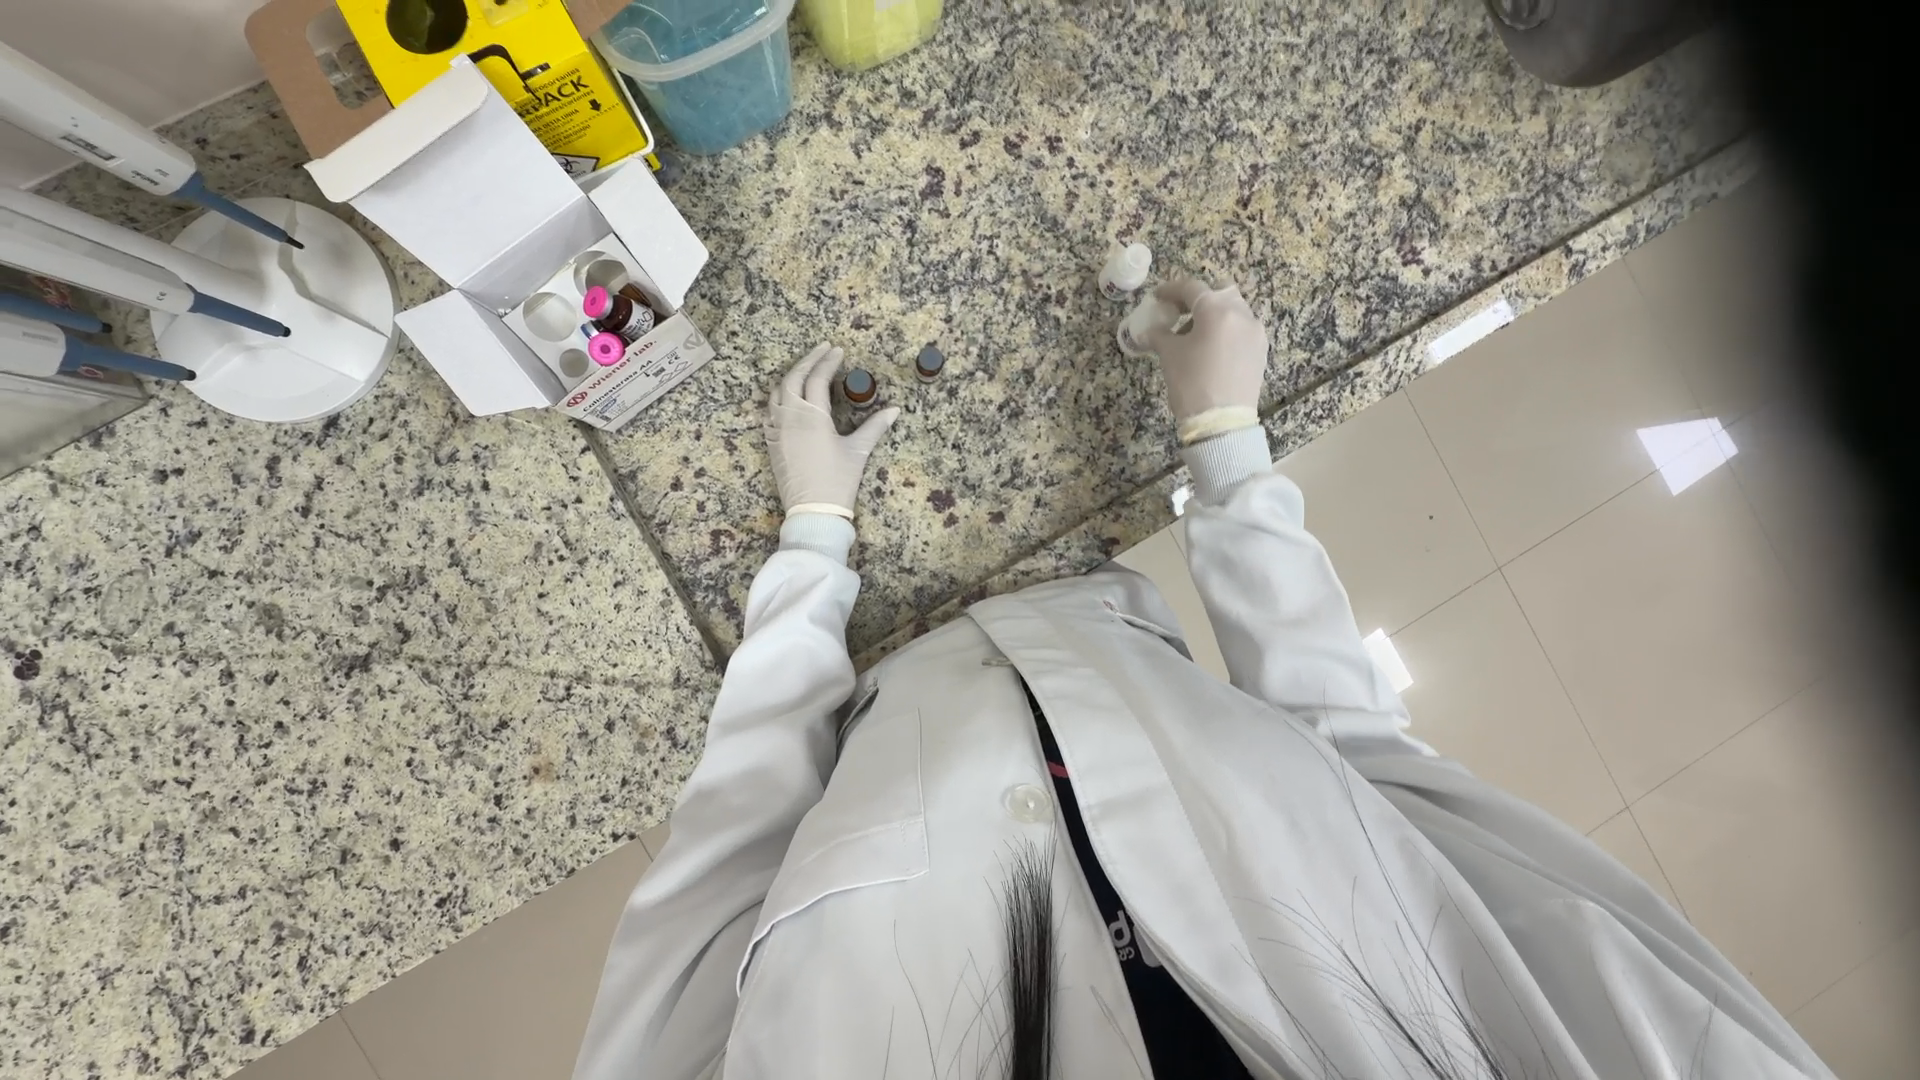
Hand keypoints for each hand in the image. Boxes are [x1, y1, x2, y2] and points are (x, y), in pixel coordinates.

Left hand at [765, 344, 899, 518]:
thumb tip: (895, 410)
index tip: (838, 351)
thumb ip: (875, 427)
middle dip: (808, 361)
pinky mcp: (772, 443)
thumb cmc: (838, 481)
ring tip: (806, 371)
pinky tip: (789, 400)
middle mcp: (790, 417)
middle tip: (822, 350)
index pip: (818, 378)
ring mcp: (777, 430)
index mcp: (812, 416)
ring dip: (791, 377)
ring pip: (778, 393)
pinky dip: (780, 399)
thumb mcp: (858, 451)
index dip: (828, 362)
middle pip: (794, 378)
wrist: (813, 511)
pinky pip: (770, 413)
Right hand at [1148, 279, 1269, 444]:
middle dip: (1198, 299)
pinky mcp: (1260, 351)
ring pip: (1233, 310)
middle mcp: (1242, 314)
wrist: (1221, 423)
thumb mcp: (1169, 355)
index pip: (1192, 288)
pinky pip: (1241, 329)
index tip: (1157, 297)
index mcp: (1217, 310)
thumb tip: (1152, 330)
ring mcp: (1255, 332)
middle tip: (1179, 312)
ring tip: (1193, 335)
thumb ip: (1160, 335)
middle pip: (1219, 293)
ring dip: (1212, 315)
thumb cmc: (1191, 383)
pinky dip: (1225, 330)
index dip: (1171, 290)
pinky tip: (1211, 348)